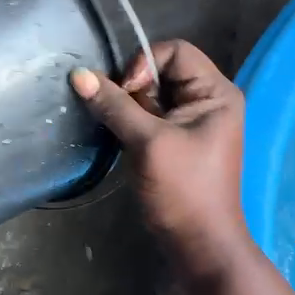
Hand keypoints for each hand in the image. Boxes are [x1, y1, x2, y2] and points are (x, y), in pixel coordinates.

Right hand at [70, 40, 251, 275]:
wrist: (197, 243)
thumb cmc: (182, 189)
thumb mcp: (147, 142)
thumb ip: (114, 105)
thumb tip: (77, 74)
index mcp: (216, 93)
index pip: (175, 51)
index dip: (144, 63)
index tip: (123, 91)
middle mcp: (207, 100)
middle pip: (161, 70)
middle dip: (132, 84)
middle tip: (113, 108)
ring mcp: (190, 122)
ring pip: (150, 94)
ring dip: (126, 103)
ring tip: (111, 121)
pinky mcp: (172, 140)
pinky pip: (146, 115)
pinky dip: (128, 118)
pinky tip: (114, 131)